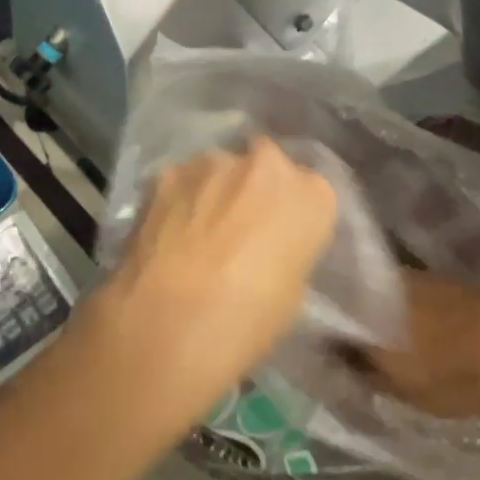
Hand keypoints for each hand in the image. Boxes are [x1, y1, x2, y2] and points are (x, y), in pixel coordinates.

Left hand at [94, 137, 337, 406]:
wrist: (175, 317)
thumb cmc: (250, 315)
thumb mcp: (294, 288)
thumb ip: (286, 248)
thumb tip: (265, 246)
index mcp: (312, 194)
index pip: (310, 193)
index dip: (290, 216)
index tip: (278, 238)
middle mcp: (265, 165)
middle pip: (264, 167)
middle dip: (253, 189)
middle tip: (238, 227)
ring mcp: (212, 162)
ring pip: (218, 169)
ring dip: (212, 190)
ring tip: (197, 230)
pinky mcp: (166, 173)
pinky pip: (180, 181)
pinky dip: (178, 198)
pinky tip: (167, 229)